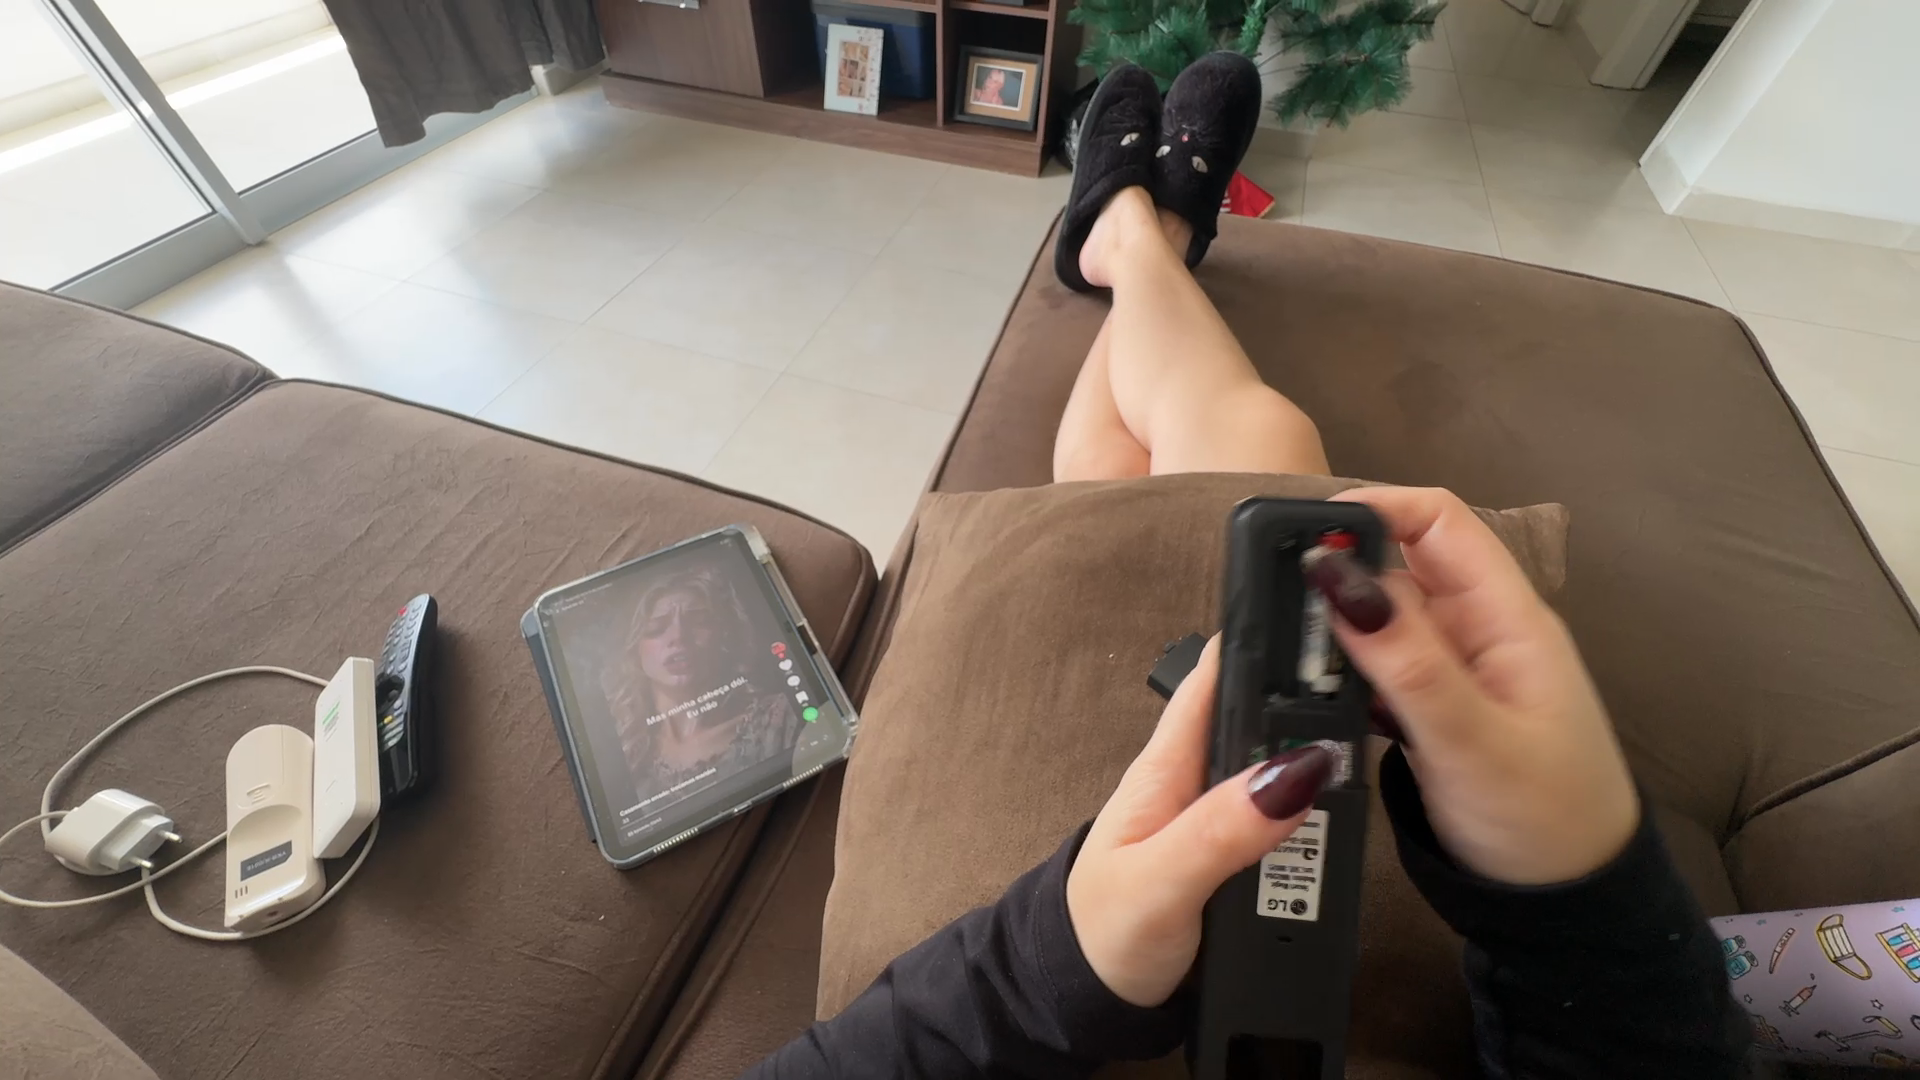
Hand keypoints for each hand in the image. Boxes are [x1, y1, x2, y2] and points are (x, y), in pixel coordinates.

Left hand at [1066, 638, 1332, 1006]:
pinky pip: (1273, 810)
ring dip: (1308, 748)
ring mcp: (1209, 812)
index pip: (1206, 685)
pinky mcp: (1225, 845)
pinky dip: (1305, 800)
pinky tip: (1337, 801)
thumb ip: (1219, 831)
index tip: (1306, 620)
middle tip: (1361, 675)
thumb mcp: (1160, 881)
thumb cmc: (1105, 928)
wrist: (1093, 988)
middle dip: (1298, 695)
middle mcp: (1188, 778)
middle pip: (1248, 718)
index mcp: (1163, 768)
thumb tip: (1292, 771)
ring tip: (1367, 728)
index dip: (1250, 646)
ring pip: (1267, 763)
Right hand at [1321, 486, 1638, 885]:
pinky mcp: (1426, 695)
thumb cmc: (1538, 818)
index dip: (1375, 507)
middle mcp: (1475, 626)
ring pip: (1376, 613)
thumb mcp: (1468, 738)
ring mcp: (1449, 662)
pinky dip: (1338, 662)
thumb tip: (1332, 574)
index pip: (1439, 522)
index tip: (1303, 532)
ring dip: (1333, 624)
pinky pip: (1372, 656)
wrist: (1561, 900)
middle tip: (1283, 607)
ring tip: (1291, 656)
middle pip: (1396, 563)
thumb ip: (1403, 658)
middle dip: (1339, 572)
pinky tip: (1315, 686)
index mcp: (1505, 617)